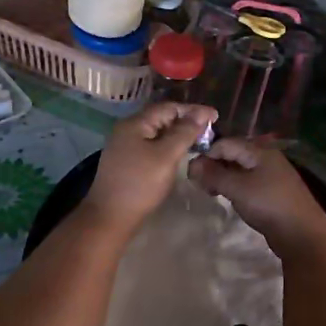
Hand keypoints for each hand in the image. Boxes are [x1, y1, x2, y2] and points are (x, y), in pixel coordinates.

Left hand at [82, 102, 217, 232]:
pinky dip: (167, 147)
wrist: (110, 217)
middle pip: (161, 118)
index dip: (193, 110)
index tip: (216, 118)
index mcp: (135, 124)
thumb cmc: (140, 185)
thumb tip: (201, 113)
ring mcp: (125, 147)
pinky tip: (179, 155)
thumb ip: (184, 132)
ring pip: (156, 134)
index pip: (168, 108)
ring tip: (199, 142)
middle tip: (210, 131)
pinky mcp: (126, 162)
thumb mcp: (166, 156)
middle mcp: (127, 130)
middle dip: (186, 122)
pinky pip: (151, 147)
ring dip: (178, 135)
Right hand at [188, 139, 325, 255]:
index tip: (192, 174)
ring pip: (240, 169)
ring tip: (211, 192)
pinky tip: (228, 198)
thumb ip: (213, 174)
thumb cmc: (268, 205)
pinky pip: (248, 182)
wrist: (302, 234)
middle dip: (214, 166)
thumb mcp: (237, 188)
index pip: (225, 143)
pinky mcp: (273, 191)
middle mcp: (267, 158)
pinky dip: (235, 187)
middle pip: (233, 154)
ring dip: (223, 177)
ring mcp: (272, 175)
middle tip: (200, 184)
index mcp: (260, 151)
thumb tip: (192, 164)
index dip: (206, 155)